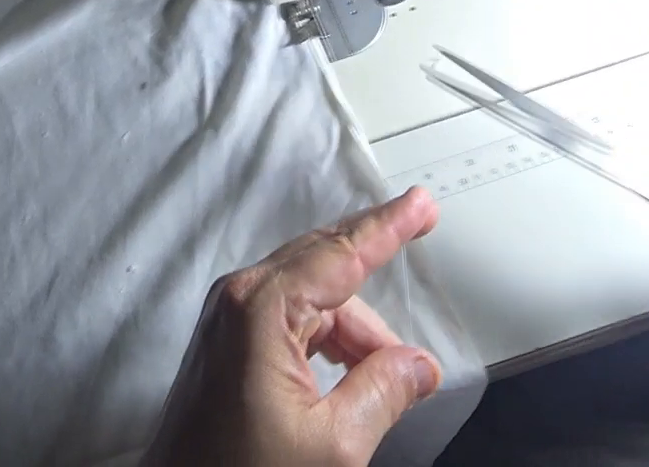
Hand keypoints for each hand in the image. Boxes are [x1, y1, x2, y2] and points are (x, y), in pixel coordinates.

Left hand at [141, 187, 445, 466]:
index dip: (388, 226)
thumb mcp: (332, 446)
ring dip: (355, 326)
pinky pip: (291, 316)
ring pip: (312, 295)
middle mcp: (240, 297)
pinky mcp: (228, 338)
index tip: (419, 205)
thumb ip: (381, 392)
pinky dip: (328, 336)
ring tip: (391, 372)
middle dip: (376, 266)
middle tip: (420, 234)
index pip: (341, 253)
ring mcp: (229, 316)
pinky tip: (353, 369)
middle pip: (326, 265)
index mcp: (262, 308)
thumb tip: (417, 366)